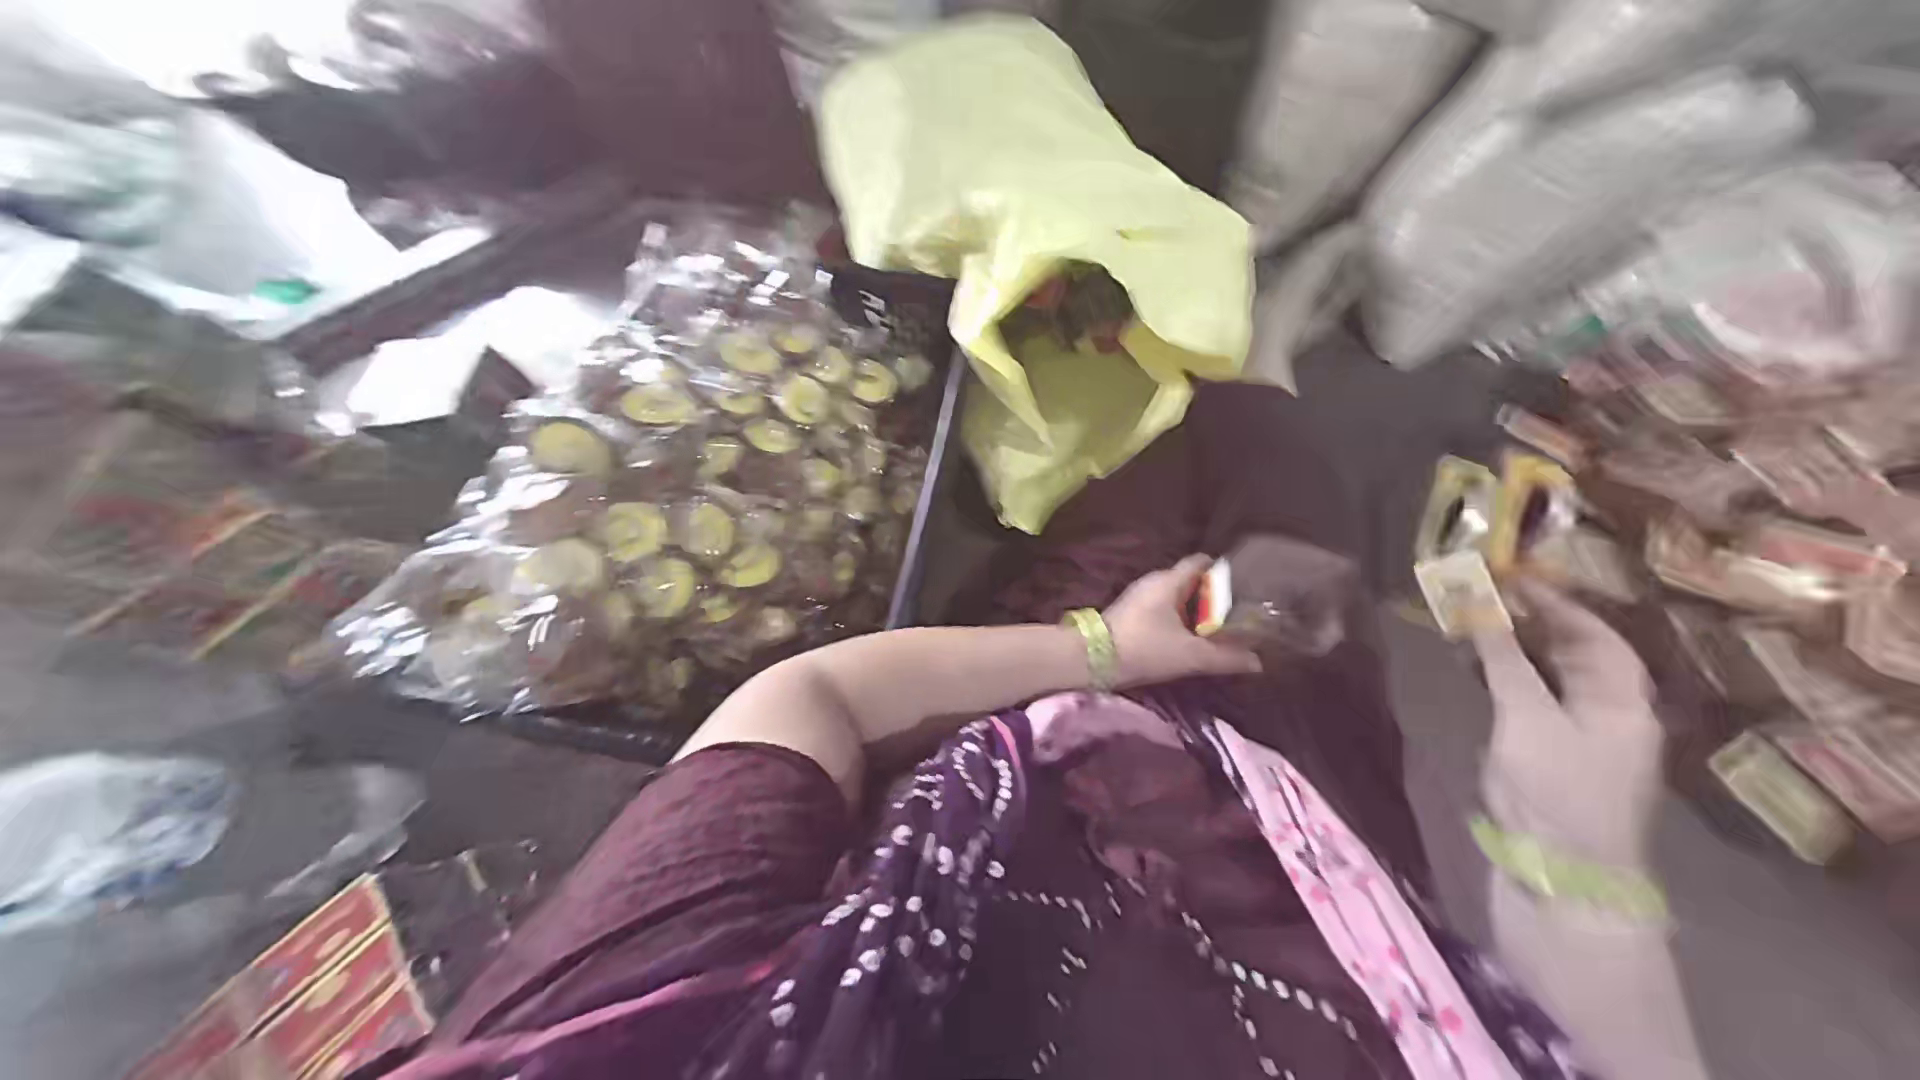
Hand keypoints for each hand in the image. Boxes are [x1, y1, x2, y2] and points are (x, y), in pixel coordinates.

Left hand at [1102, 555, 1263, 686]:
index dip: (1224, 571)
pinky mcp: (1130, 611)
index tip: (1245, 588)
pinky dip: (1178, 618)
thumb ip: (1226, 658)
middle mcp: (1153, 581)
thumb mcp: (1190, 656)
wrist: (1092, 659)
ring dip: (1195, 610)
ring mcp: (1139, 596)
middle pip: (1191, 580)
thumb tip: (1258, 662)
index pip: (1201, 562)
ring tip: (1218, 629)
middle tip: (1238, 614)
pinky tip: (1190, 637)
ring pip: (1176, 596)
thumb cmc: (1144, 649)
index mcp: (1169, 581)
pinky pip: (1163, 608)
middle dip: (1213, 596)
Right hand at [1473, 580, 1663, 867]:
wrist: (1559, 863)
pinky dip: (1500, 674)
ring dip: (1508, 646)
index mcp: (1620, 700)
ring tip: (1469, 623)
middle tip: (1481, 596)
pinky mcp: (1542, 745)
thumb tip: (1480, 606)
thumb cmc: (1555, 784)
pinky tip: (1472, 664)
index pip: (1594, 636)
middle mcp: (1603, 709)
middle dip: (1527, 621)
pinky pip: (1524, 695)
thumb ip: (1503, 659)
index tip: (1513, 578)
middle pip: (1569, 651)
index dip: (1556, 603)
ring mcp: (1572, 729)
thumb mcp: (1527, 716)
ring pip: (1542, 672)